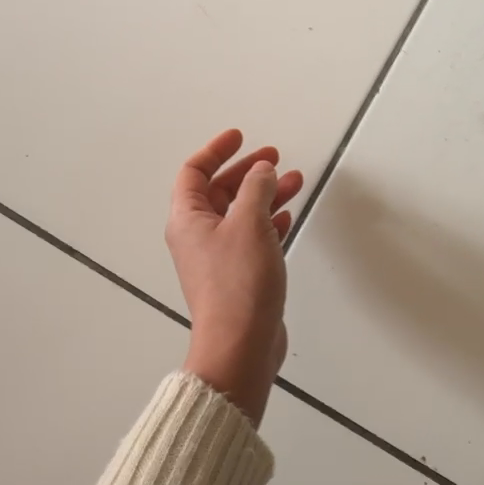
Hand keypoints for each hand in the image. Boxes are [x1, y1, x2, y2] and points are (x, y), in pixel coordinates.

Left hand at [166, 129, 303, 426]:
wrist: (241, 348)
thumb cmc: (239, 281)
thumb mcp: (249, 223)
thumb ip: (257, 187)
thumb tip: (261, 169)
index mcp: (189, 219)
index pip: (194, 172)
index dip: (216, 150)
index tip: (241, 136)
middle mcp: (199, 235)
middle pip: (220, 190)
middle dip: (247, 170)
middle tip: (275, 157)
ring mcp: (219, 257)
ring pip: (242, 212)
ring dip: (266, 193)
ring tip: (295, 180)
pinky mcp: (240, 276)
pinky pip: (254, 236)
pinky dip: (271, 220)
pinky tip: (290, 214)